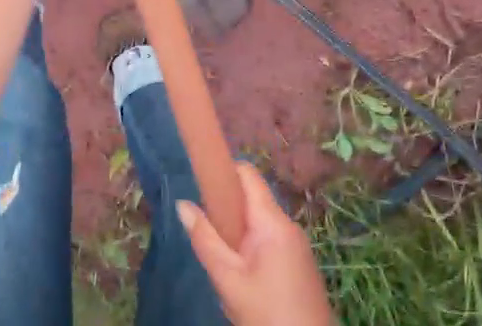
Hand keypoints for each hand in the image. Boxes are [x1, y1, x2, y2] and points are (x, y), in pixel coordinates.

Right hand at [175, 163, 334, 325]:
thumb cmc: (267, 312)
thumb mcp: (228, 278)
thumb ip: (204, 238)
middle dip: (225, 211)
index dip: (222, 171)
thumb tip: (182, 203)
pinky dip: (251, 248)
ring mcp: (297, 245)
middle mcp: (288, 225)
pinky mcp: (299, 263)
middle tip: (208, 234)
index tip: (199, 184)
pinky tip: (242, 276)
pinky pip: (269, 240)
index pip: (247, 174)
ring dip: (237, 233)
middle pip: (250, 199)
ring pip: (257, 222)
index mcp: (272, 222)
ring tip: (223, 262)